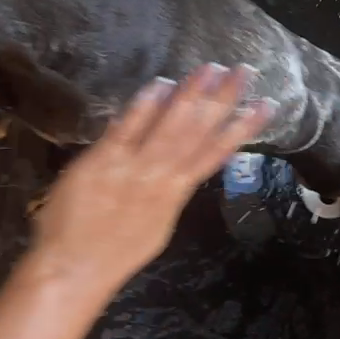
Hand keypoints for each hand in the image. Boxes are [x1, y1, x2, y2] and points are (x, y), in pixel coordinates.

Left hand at [19, 65, 270, 296]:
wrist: (74, 269)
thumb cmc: (114, 253)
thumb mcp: (157, 226)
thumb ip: (170, 193)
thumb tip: (183, 169)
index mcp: (178, 193)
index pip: (216, 152)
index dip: (241, 128)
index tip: (265, 105)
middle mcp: (162, 177)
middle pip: (198, 132)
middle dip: (223, 100)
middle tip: (244, 71)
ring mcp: (133, 169)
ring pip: (170, 127)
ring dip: (192, 96)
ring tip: (212, 69)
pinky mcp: (102, 163)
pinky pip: (126, 131)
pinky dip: (144, 109)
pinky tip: (161, 86)